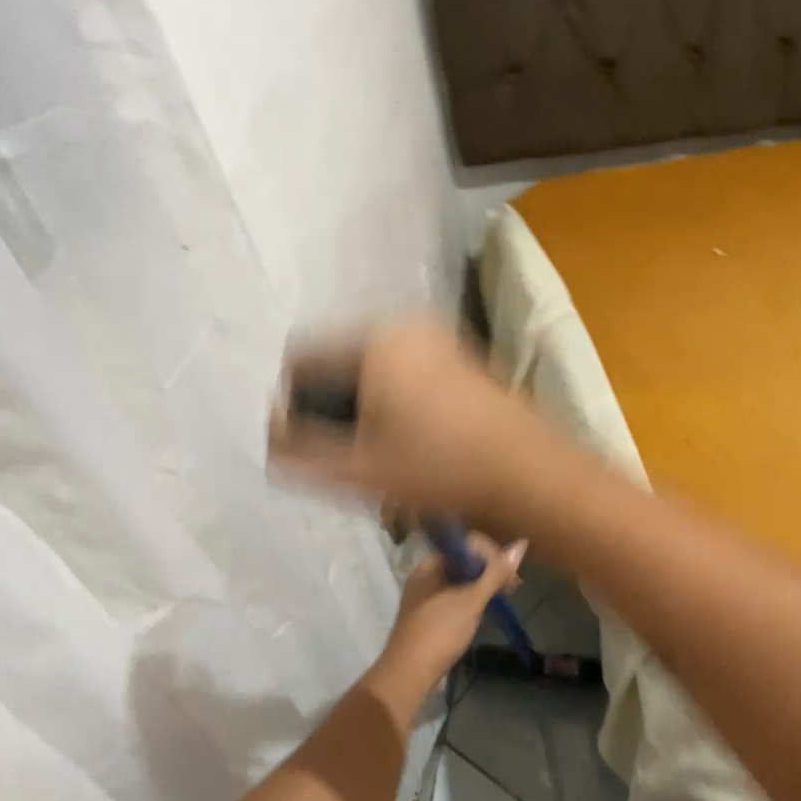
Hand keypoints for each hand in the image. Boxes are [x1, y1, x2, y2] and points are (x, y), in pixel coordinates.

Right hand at [269, 316, 557, 519]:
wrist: (533, 475)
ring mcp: (442, 340)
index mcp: (376, 338)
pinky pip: (409, 376)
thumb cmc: (442, 469)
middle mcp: (408, 326)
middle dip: (334, 410)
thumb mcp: (358, 469)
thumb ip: (299, 451)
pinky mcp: (465, 360)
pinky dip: (398, 406)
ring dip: (366, 412)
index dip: (294, 405)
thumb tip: (268, 433)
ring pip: (377, 373)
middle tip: (346, 458)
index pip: (302, 359)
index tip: (307, 448)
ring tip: (380, 459)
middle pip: (342, 364)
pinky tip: (413, 447)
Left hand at [383, 534, 527, 675]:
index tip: (510, 574)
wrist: (408, 675)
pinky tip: (486, 611)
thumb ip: (495, 573)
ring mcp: (427, 598)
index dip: (491, 554)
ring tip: (504, 598)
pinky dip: (474, 600)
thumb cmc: (439, 632)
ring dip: (484, 586)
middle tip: (512, 588)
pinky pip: (456, 598)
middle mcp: (426, 577)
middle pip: (464, 561)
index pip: (466, 544)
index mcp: (430, 565)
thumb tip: (521, 544)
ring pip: (461, 581)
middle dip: (490, 570)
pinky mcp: (430, 617)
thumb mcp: (471, 600)